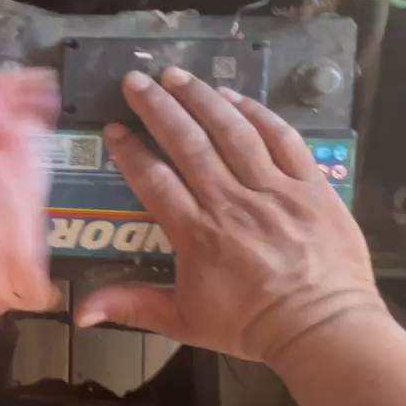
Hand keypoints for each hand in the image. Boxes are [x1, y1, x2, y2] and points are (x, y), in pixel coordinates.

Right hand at [73, 67, 385, 371]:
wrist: (325, 331)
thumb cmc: (251, 325)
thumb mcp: (184, 322)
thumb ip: (132, 306)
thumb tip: (79, 314)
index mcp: (197, 235)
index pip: (155, 180)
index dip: (130, 151)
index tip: (113, 128)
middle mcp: (231, 203)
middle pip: (188, 144)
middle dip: (157, 108)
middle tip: (135, 80)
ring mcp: (274, 190)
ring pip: (232, 132)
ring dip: (200, 98)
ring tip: (176, 75)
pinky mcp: (310, 185)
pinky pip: (281, 138)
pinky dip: (256, 113)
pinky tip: (232, 96)